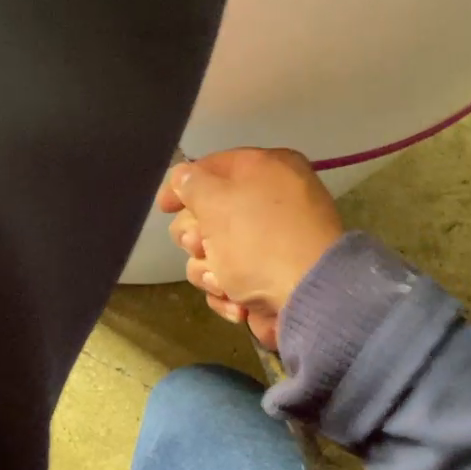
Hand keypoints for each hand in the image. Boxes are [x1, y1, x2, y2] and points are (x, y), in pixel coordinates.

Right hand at [157, 147, 344, 349]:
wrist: (305, 300)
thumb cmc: (259, 241)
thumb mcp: (217, 201)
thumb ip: (191, 183)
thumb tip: (183, 178)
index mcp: (267, 170)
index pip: (212, 167)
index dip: (183, 186)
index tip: (164, 207)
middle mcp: (269, 203)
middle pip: (206, 214)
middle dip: (196, 237)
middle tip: (202, 246)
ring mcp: (267, 246)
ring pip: (211, 253)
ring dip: (209, 270)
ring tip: (224, 281)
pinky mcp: (264, 281)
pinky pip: (227, 282)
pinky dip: (227, 293)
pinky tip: (238, 302)